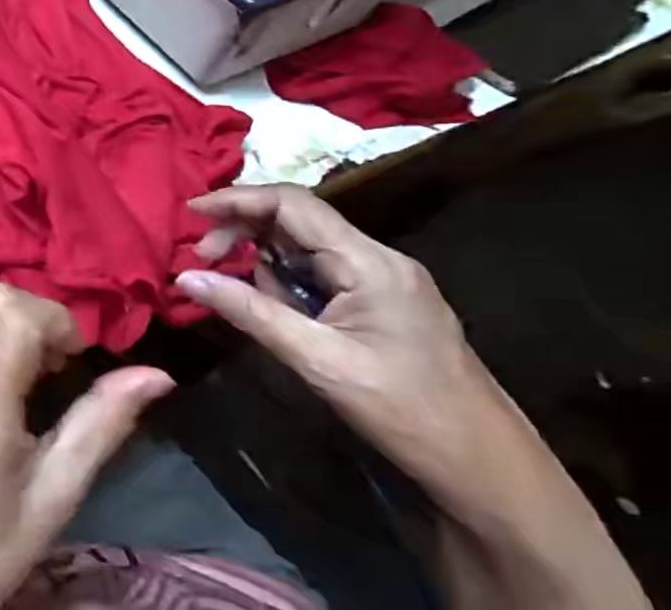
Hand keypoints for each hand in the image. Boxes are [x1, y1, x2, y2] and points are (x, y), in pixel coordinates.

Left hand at [0, 283, 175, 609]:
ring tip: (32, 354)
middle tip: (57, 357)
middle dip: (38, 311)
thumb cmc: (3, 534)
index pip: (13, 321)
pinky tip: (3, 359)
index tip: (74, 356)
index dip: (55, 321)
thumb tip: (158, 374)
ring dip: (13, 308)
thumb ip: (105, 423)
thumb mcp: (63, 488)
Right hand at [178, 185, 651, 609]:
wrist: (483, 472)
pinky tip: (269, 306)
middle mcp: (375, 257)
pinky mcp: (378, 302)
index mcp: (368, 260)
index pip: (293, 204)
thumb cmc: (404, 411)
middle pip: (296, 221)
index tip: (193, 210)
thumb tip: (187, 278)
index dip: (238, 199)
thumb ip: (251, 312)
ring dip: (262, 259)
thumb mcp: (317, 361)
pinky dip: (285, 282)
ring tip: (231, 288)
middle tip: (202, 260)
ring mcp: (380, 279)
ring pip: (305, 248)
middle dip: (244, 232)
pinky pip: (320, 274)